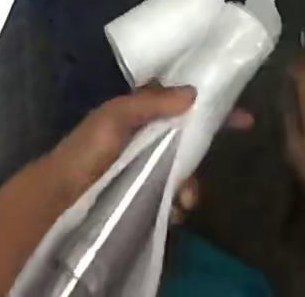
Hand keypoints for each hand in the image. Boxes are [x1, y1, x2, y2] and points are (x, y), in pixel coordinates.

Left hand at [37, 86, 252, 212]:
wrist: (60, 197)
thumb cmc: (88, 148)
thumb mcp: (116, 114)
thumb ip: (153, 101)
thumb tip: (194, 92)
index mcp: (145, 109)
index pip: (186, 101)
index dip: (215, 106)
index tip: (245, 118)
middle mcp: (152, 134)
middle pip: (192, 139)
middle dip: (202, 157)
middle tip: (196, 182)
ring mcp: (150, 165)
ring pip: (186, 170)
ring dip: (190, 186)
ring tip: (180, 202)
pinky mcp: (146, 192)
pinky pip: (174, 195)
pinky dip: (178, 203)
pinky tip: (172, 212)